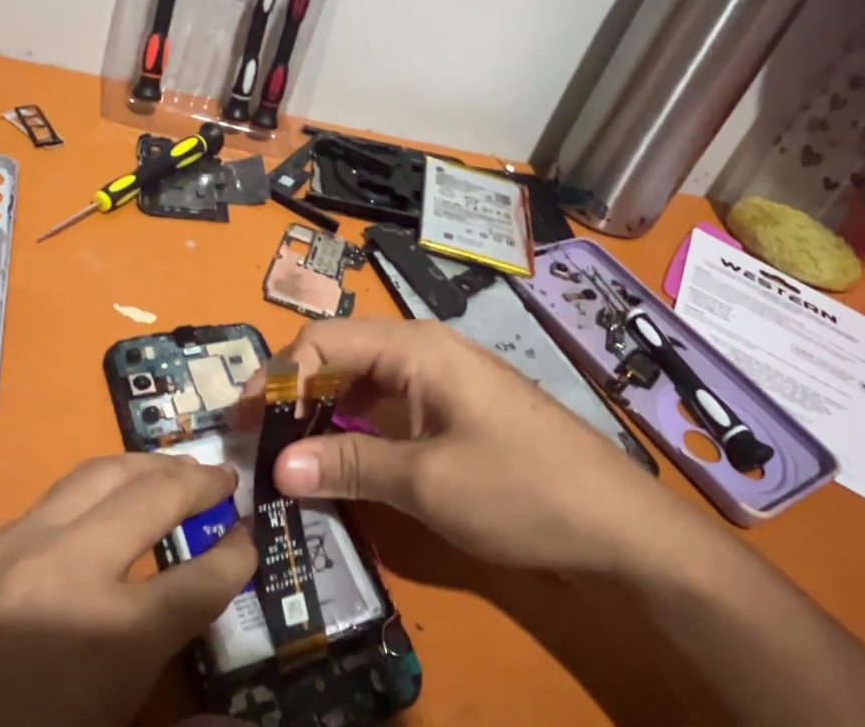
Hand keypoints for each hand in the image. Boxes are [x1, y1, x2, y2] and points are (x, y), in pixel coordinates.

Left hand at [0, 453, 256, 726]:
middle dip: (199, 482)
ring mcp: (17, 548)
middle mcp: (73, 572)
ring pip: (100, 474)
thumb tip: (231, 720)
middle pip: (155, 496)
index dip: (238, 557)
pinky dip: (95, 488)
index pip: (201, 580)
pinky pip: (52, 499)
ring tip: (170, 471)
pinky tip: (97, 508)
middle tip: (224, 481)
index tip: (253, 541)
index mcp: (110, 638)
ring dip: (146, 465)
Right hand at [262, 318, 667, 572]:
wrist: (618, 525)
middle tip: (258, 438)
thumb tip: (276, 467)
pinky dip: (359, 427)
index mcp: (418, 348)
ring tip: (290, 452)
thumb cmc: (520, 489)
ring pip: (366, 381)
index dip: (279, 376)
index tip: (246, 422)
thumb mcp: (426, 481)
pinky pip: (393, 405)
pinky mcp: (458, 410)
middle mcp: (429, 351)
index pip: (326, 339)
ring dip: (325, 411)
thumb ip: (348, 465)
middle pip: (343, 354)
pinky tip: (343, 459)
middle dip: (296, 391)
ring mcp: (447, 381)